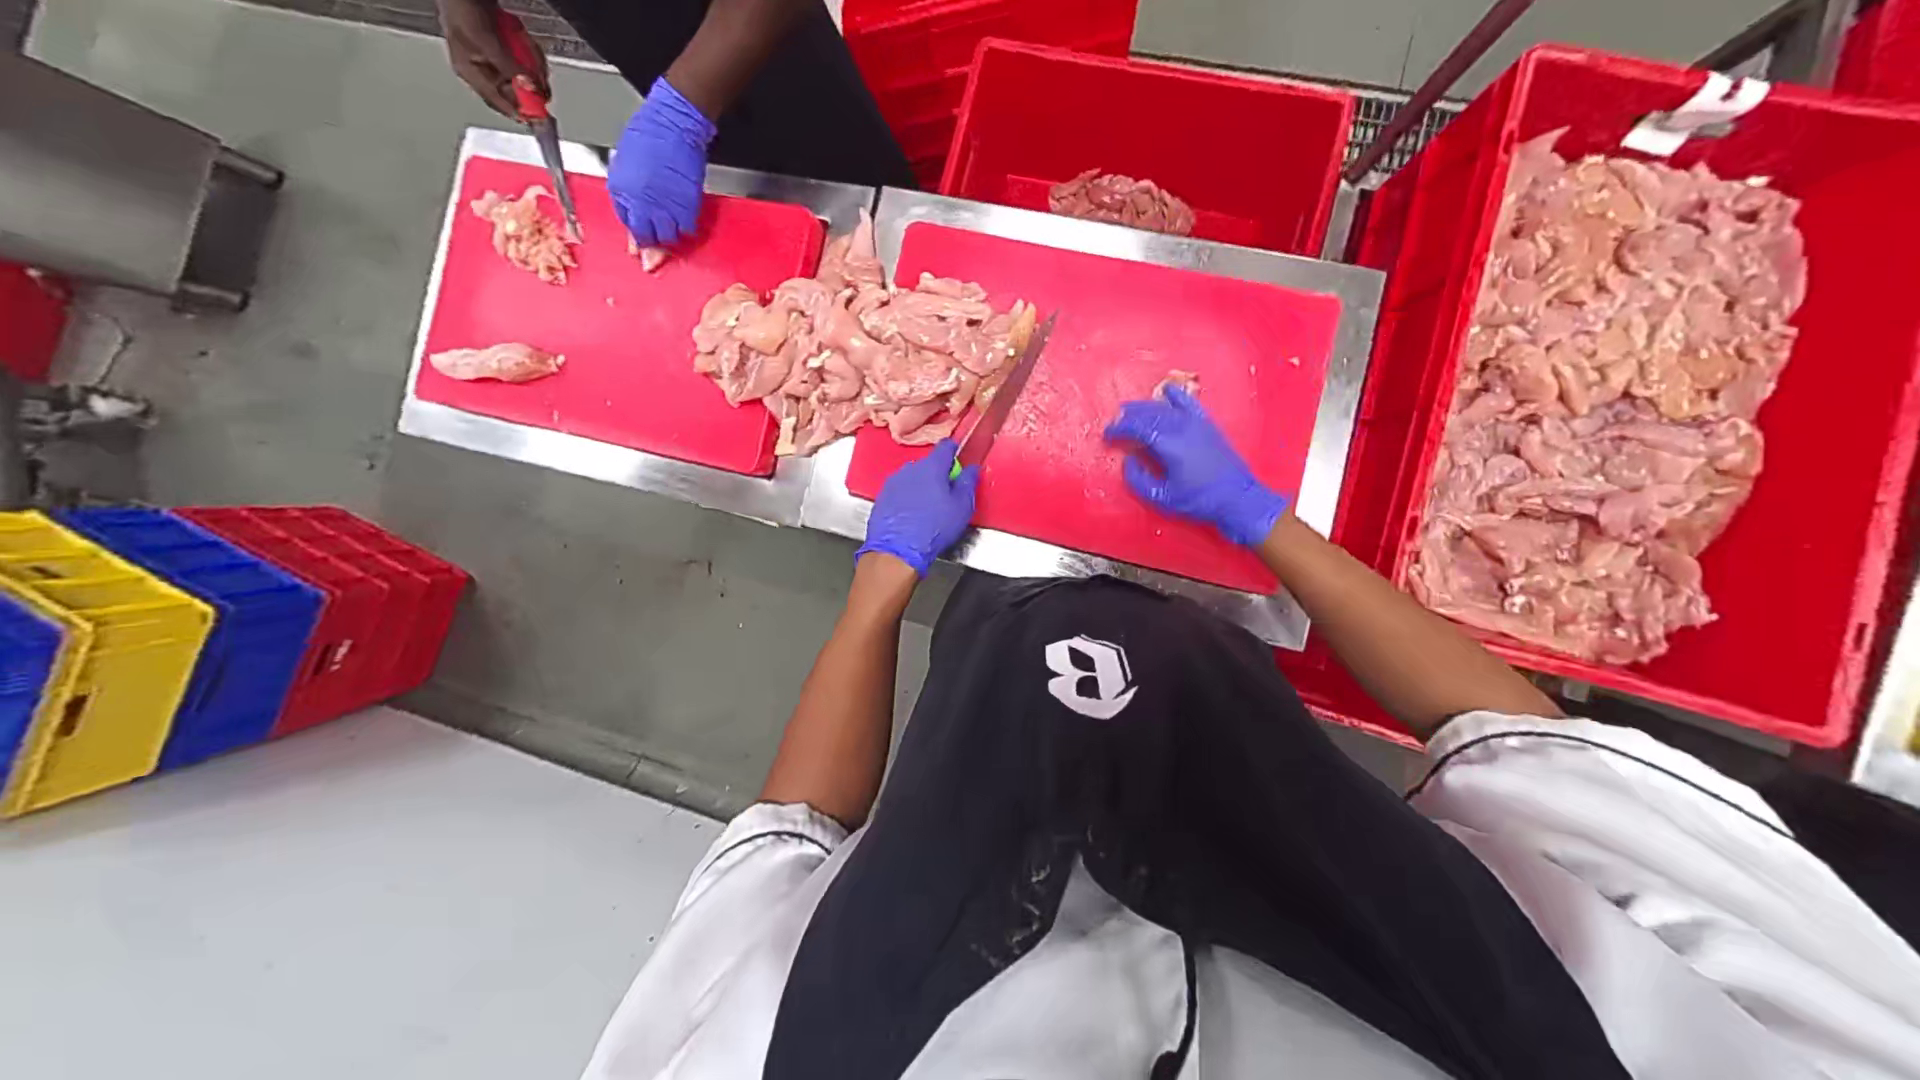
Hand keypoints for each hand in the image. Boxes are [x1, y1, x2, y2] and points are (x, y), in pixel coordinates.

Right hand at [436, 0, 548, 117]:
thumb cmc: (462, 6)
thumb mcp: (485, 41)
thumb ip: (509, 67)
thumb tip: (530, 89)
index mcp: (472, 73)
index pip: (501, 104)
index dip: (522, 113)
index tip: (543, 119)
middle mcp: (485, 69)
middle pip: (520, 92)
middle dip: (532, 82)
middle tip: (540, 78)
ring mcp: (498, 59)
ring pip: (528, 76)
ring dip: (533, 63)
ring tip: (528, 46)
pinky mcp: (508, 48)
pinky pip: (528, 60)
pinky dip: (532, 51)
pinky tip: (525, 38)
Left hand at [609, 77, 715, 247]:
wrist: (673, 125)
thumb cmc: (647, 135)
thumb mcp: (625, 163)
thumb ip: (628, 193)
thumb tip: (634, 216)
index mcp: (621, 192)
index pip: (627, 224)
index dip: (636, 231)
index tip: (642, 235)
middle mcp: (641, 205)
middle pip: (647, 238)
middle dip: (652, 244)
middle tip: (658, 242)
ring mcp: (665, 208)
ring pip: (667, 239)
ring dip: (670, 239)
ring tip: (672, 230)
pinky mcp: (686, 208)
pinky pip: (686, 230)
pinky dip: (686, 230)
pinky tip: (685, 221)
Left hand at [856, 439, 979, 576]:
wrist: (896, 551)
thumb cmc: (933, 528)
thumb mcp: (962, 506)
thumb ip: (968, 483)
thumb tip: (972, 469)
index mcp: (932, 466)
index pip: (945, 446)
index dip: (954, 450)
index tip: (959, 457)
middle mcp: (910, 469)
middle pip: (928, 464)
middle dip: (938, 474)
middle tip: (947, 493)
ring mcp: (893, 483)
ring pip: (912, 478)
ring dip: (921, 487)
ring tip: (929, 509)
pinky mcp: (882, 498)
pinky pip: (900, 492)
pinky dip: (907, 499)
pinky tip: (913, 517)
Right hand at [1104, 384, 1288, 545]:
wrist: (1237, 498)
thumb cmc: (1198, 500)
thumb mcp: (1161, 497)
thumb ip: (1138, 479)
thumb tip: (1128, 461)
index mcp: (1168, 444)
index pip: (1136, 427)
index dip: (1118, 428)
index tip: (1107, 435)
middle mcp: (1181, 427)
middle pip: (1148, 412)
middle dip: (1128, 416)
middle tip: (1115, 424)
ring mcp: (1196, 423)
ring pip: (1165, 407)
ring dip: (1144, 407)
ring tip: (1130, 411)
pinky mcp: (1207, 424)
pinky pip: (1188, 403)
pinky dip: (1175, 395)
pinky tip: (1166, 391)